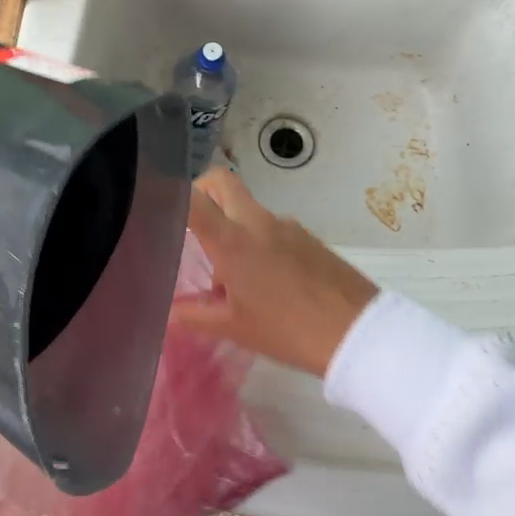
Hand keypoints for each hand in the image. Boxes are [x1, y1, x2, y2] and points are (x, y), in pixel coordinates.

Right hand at [171, 168, 379, 377]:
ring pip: (248, 209)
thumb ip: (196, 315)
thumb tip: (169, 311)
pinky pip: (273, 228)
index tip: (158, 201)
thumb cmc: (287, 330)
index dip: (171, 192)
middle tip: (191, 222)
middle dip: (202, 190)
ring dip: (233, 226)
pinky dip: (259, 242)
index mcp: (233, 241)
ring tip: (231, 276)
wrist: (357, 332)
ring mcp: (287, 226)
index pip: (194, 200)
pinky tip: (265, 282)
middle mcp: (257, 222)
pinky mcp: (308, 237)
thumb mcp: (235, 328)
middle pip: (223, 183)